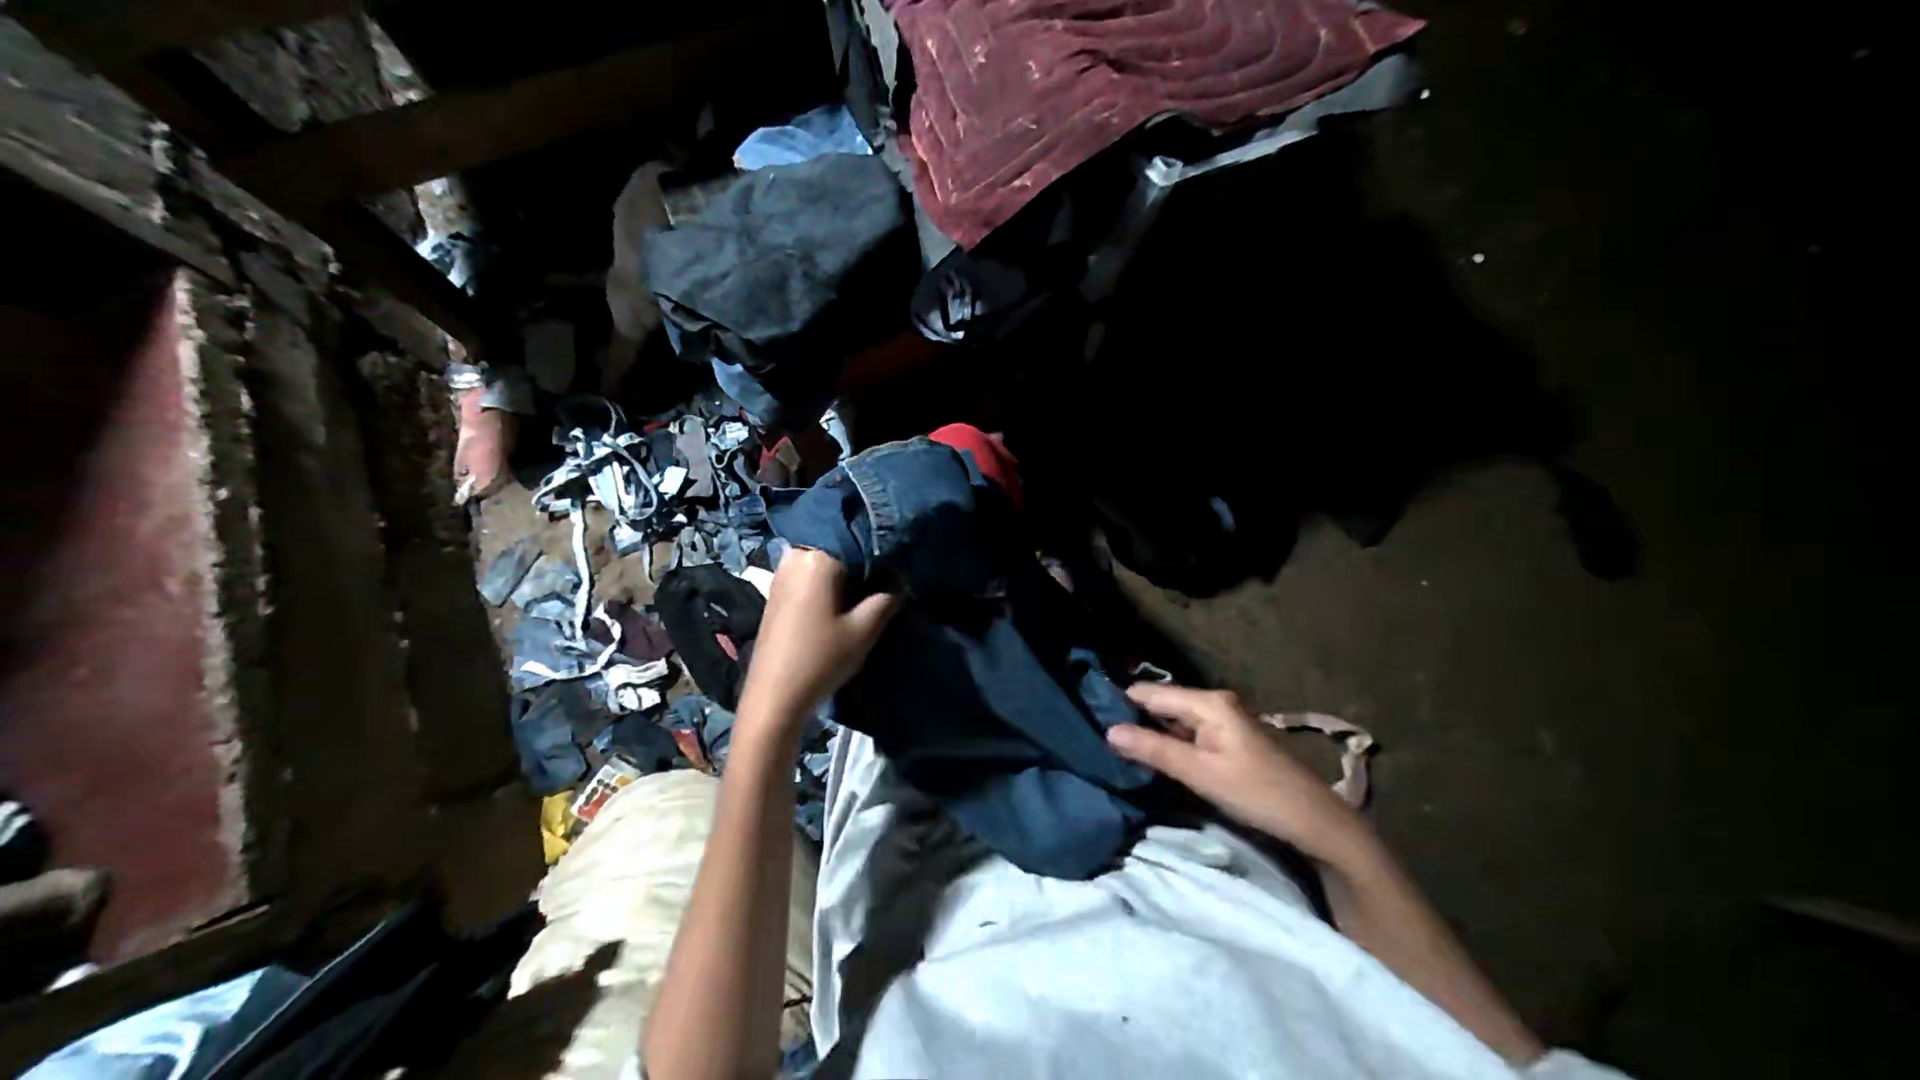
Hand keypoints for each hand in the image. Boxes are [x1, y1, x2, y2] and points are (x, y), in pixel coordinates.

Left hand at [736, 549, 899, 735]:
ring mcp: (781, 574)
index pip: (858, 541)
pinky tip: (841, 603)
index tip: (899, 569)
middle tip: (886, 581)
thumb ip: (887, 599)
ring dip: (844, 575)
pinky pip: (809, 575)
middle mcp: (795, 557)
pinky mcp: (775, 592)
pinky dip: (827, 584)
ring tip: (867, 592)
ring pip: (823, 563)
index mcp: (817, 558)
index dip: (881, 554)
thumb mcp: (863, 631)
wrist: (774, 697)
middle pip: (838, 550)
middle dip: (861, 563)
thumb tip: (902, 580)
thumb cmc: (821, 659)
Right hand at [1109, 684, 1370, 861]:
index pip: (1150, 693)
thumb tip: (1108, 730)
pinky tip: (1149, 757)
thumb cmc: (1260, 794)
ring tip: (1114, 747)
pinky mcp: (1228, 741)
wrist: (1318, 823)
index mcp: (1209, 702)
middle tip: (1097, 737)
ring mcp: (1223, 722)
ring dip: (1149, 733)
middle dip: (1132, 718)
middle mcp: (1215, 703)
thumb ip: (1154, 750)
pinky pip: (1187, 734)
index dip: (1119, 703)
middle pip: (1161, 704)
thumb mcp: (1201, 774)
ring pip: (1173, 720)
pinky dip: (1168, 743)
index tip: (1088, 718)